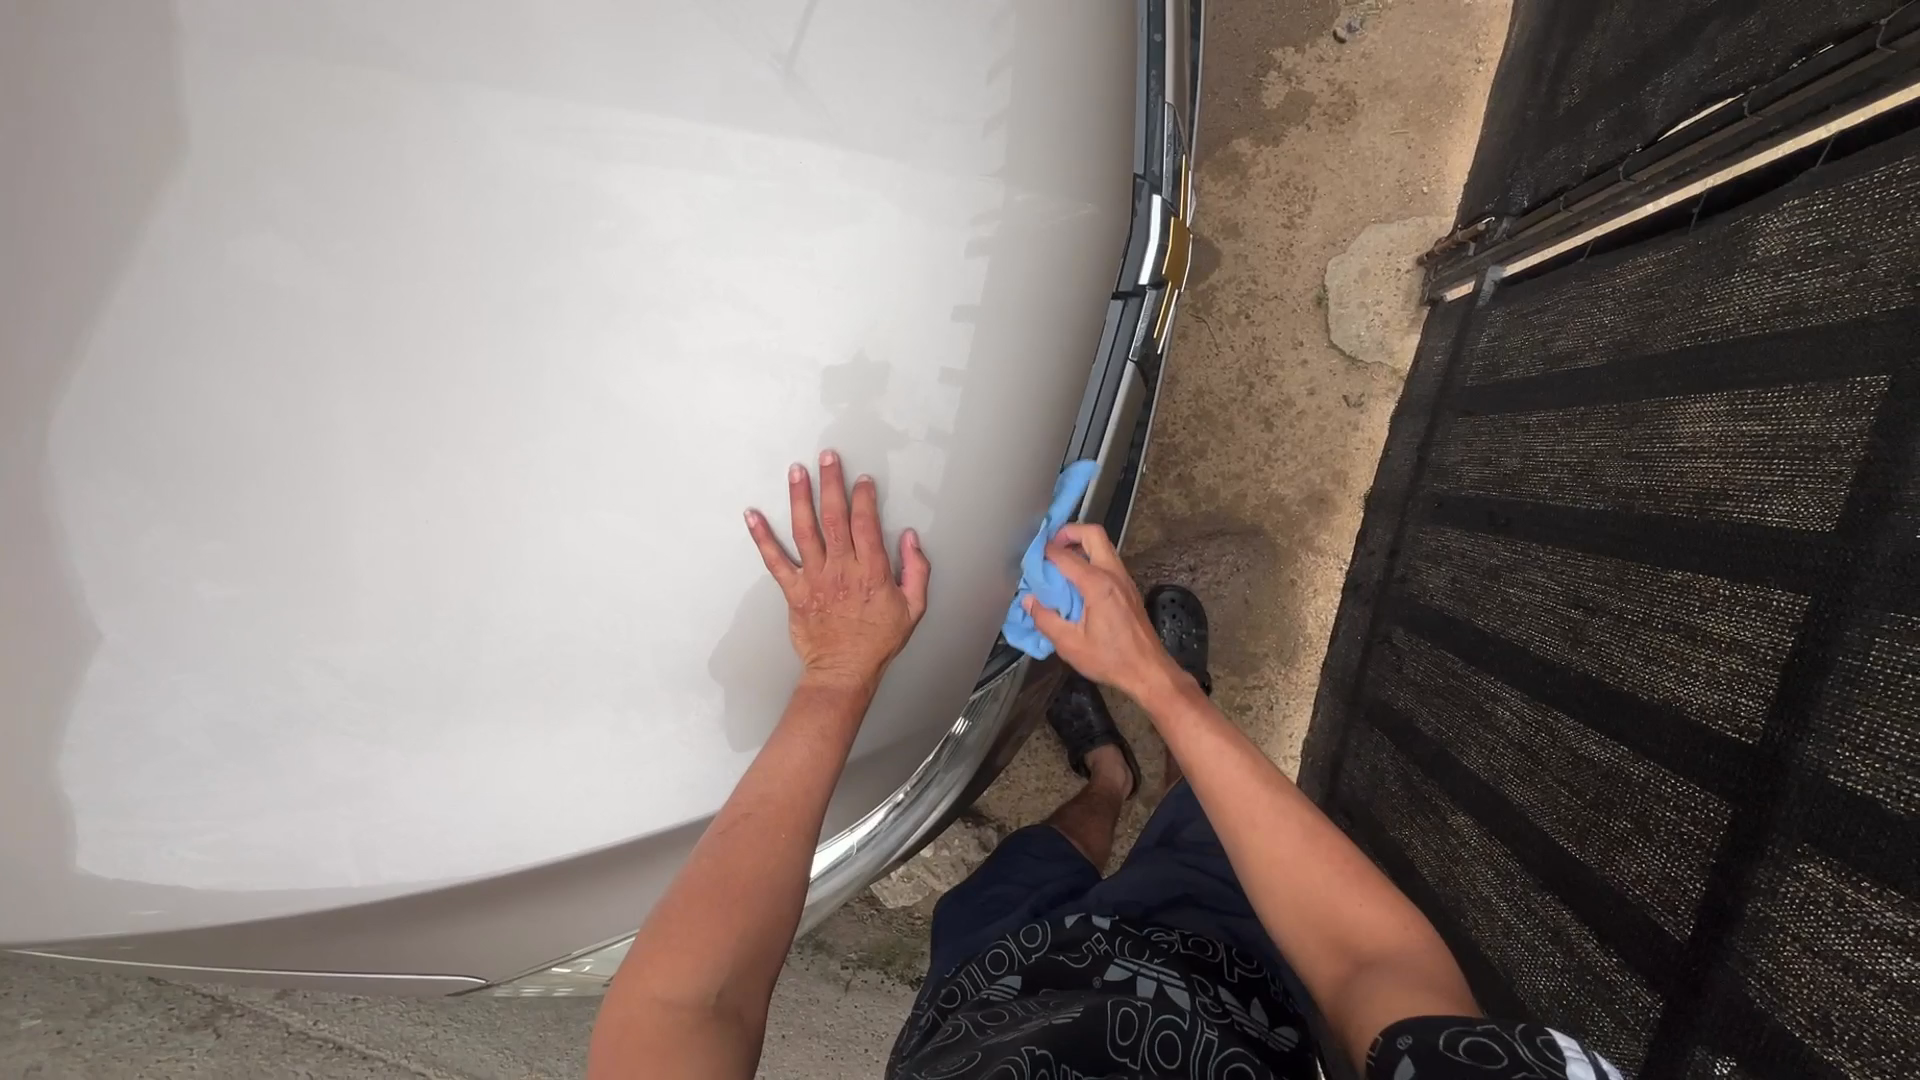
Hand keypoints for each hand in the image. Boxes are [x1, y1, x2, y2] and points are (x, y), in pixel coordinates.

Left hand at [745, 450, 930, 692]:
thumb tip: (910, 538)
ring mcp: (815, 578)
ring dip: (800, 498)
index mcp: (871, 572)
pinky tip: (752, 515)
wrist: (844, 671)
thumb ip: (916, 570)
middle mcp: (841, 569)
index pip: (866, 523)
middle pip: (834, 517)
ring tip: (796, 471)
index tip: (862, 479)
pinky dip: (761, 537)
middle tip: (827, 457)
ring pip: (805, 530)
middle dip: (831, 483)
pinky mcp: (794, 591)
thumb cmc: (878, 641)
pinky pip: (775, 560)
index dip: (864, 497)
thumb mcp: (913, 608)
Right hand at [1022, 524, 1189, 704]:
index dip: (1045, 552)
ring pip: (1103, 545)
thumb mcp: (1070, 644)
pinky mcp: (1129, 589)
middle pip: (1093, 534)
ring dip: (1081, 545)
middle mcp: (1114, 575)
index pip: (1066, 556)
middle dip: (1069, 532)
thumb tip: (1030, 602)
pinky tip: (1077, 579)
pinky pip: (1109, 561)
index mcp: (1098, 585)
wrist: (1148, 671)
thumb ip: (1046, 619)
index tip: (1031, 557)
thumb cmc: (1112, 659)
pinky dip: (1091, 558)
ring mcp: (1125, 580)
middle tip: (1051, 545)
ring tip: (1061, 559)